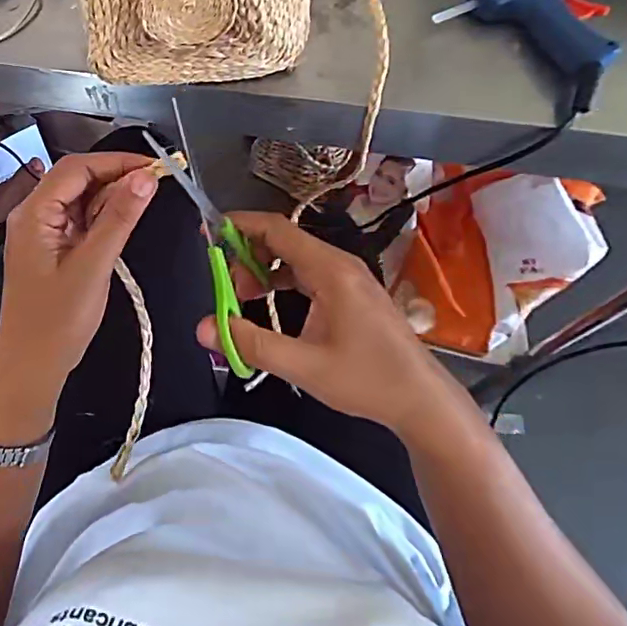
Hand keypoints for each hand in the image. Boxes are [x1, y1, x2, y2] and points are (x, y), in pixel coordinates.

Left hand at [0, 154, 157, 443]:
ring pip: (81, 198)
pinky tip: (123, 222)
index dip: (116, 161)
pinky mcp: (52, 248)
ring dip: (112, 196)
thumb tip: (145, 177)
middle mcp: (33, 215)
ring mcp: (42, 232)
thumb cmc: (56, 323)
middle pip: (77, 178)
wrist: (31, 370)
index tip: (155, 166)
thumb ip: (119, 219)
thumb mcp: (92, 267)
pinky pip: (80, 219)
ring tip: (145, 201)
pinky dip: (103, 217)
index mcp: (33, 213)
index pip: (76, 168)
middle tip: (156, 183)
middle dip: (116, 176)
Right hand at [198, 211, 453, 435]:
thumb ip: (251, 344)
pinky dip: (280, 281)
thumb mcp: (304, 366)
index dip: (239, 226)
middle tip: (227, 288)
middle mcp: (339, 264)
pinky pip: (306, 273)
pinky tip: (268, 305)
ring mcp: (347, 277)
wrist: (422, 400)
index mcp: (330, 270)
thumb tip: (205, 328)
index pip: (277, 228)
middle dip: (247, 256)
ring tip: (242, 298)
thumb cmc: (368, 380)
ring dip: (262, 271)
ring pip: (293, 257)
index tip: (208, 233)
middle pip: (282, 240)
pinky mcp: (350, 292)